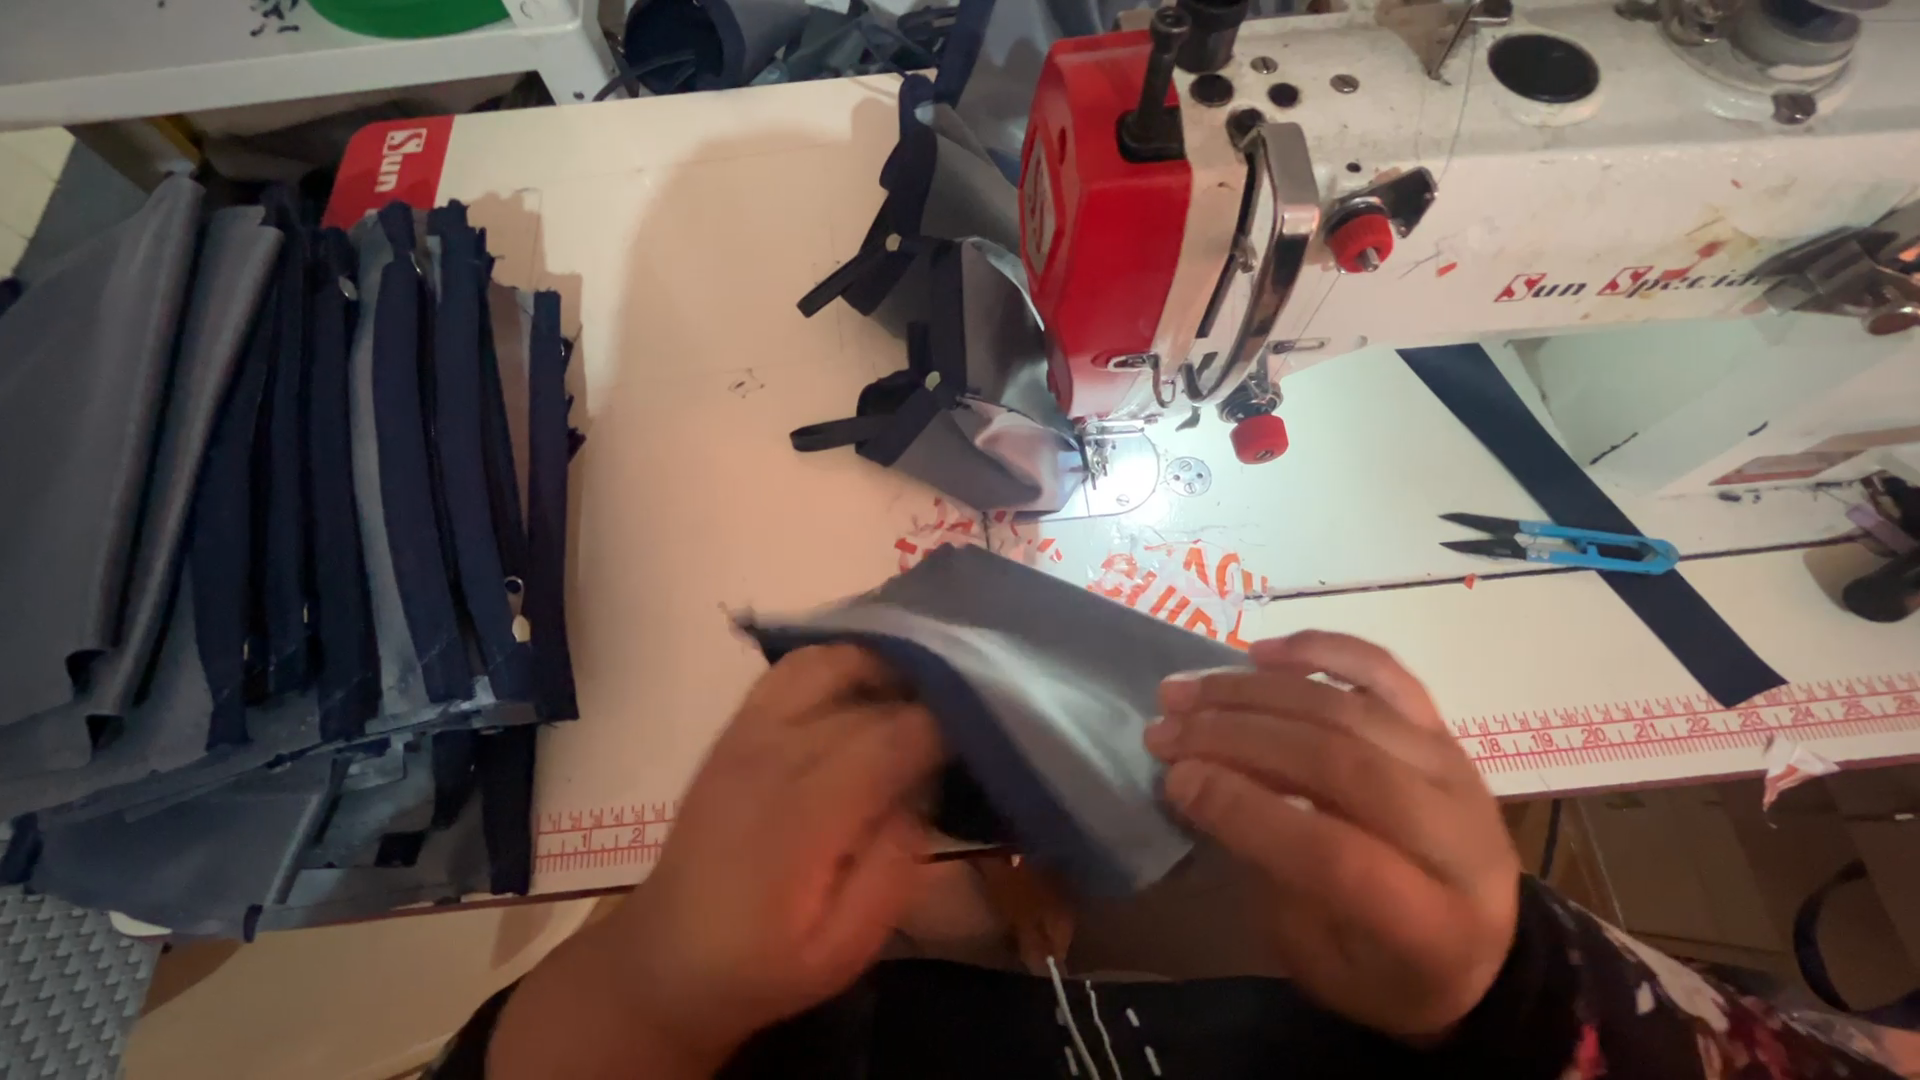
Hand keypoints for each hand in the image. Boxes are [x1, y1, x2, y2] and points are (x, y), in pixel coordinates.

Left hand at [490, 645, 942, 1078]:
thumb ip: (895, 864)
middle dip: (929, 695)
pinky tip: (867, 683)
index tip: (987, 733)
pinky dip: (840, 661)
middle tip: (969, 715)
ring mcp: (750, 729)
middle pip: (872, 694)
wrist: (670, 956)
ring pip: (832, 660)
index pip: (896, 736)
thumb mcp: (847, 945)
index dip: (950, 726)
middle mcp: (775, 752)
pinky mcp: (737, 723)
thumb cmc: (768, 960)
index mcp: (806, 812)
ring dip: (884, 666)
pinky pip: (794, 666)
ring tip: (922, 692)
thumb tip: (922, 790)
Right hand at [1143, 631, 1520, 1040]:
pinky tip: (1259, 653)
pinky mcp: (1442, 732)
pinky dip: (1319, 651)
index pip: (1334, 852)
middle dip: (1234, 738)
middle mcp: (1454, 833)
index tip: (1174, 781)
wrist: (1489, 949)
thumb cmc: (1387, 970)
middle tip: (1164, 729)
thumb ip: (1268, 875)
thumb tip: (1201, 783)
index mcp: (1429, 921)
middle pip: (1338, 761)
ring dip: (1252, 693)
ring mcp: (1451, 769)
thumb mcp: (1321, 961)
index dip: (1246, 810)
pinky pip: (1384, 673)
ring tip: (1182, 691)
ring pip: (1347, 709)